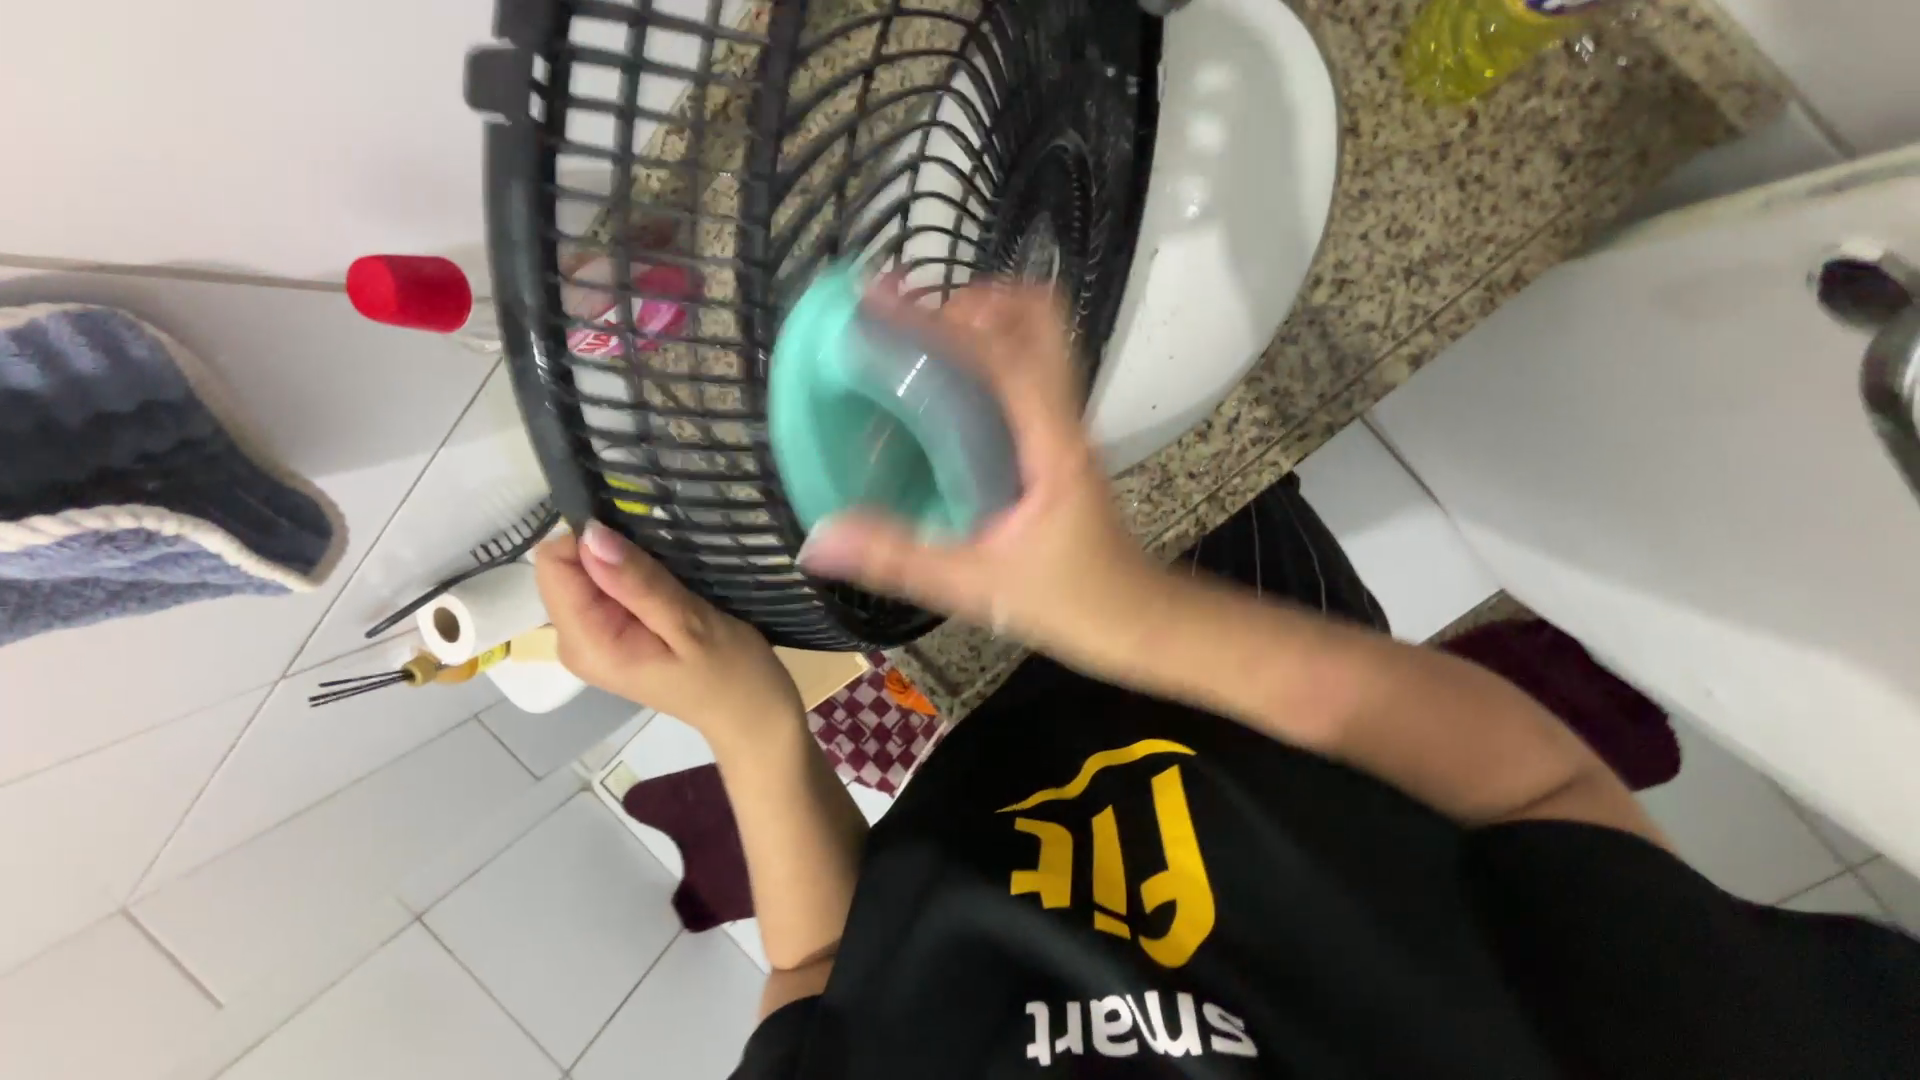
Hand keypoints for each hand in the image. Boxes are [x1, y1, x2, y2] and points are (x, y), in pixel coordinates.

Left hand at [534, 522, 803, 743]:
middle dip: (610, 552)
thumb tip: (591, 535)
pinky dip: (633, 578)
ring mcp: (592, 642)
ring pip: (586, 576)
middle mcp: (576, 642)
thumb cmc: (732, 675)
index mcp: (589, 643)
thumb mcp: (693, 624)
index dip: (592, 540)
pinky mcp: (611, 638)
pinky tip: (669, 586)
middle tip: (666, 560)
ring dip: (625, 563)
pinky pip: (605, 591)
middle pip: (565, 569)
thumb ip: (638, 582)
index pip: (553, 565)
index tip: (642, 539)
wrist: (753, 717)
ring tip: (672, 571)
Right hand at [796, 282, 1166, 662]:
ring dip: (983, 323)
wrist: (1140, 619)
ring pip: (1037, 342)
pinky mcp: (1061, 442)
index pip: (1002, 354)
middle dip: (974, 302)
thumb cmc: (1075, 602)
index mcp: (1050, 442)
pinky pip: (1029, 375)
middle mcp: (1064, 419)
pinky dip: (989, 359)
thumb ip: (900, 560)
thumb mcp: (979, 585)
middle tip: (914, 319)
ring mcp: (1067, 426)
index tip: (879, 300)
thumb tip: (821, 540)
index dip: (938, 320)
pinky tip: (944, 391)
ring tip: (920, 339)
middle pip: (1038, 320)